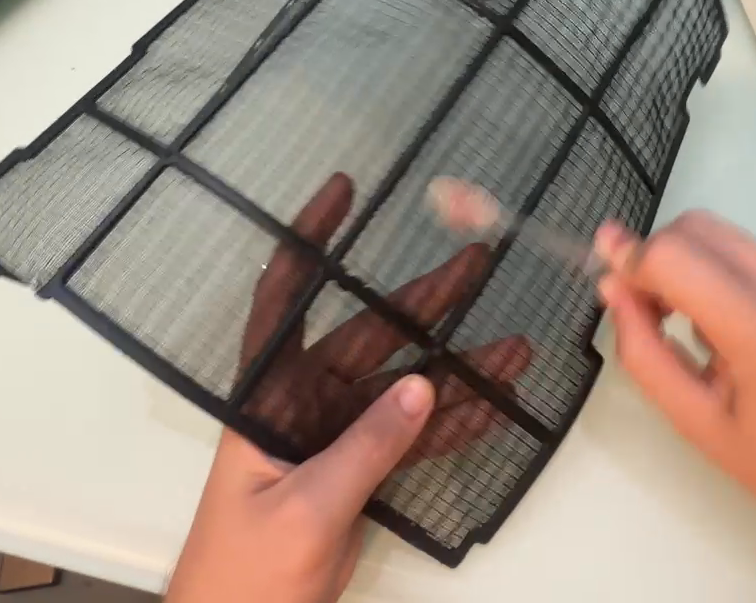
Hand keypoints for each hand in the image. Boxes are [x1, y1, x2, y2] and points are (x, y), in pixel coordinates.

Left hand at [166, 174, 532, 602]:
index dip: (309, 239)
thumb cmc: (241, 575)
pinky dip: (455, 425)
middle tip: (475, 264)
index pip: (284, 295)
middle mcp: (304, 397)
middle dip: (425, 301)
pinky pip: (415, 437)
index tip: (341, 191)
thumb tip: (419, 387)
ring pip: (407, 386)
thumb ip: (364, 447)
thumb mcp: (304, 508)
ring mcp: (338, 432)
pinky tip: (496, 405)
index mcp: (268, 392)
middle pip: (371, 334)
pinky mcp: (362, 467)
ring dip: (460, 369)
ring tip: (514, 347)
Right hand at [596, 213, 755, 601]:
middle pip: (697, 227)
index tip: (601, 270)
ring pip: (722, 236)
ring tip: (689, 328)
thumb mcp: (700, 426)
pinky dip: (720, 275)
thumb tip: (612, 288)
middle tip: (641, 306)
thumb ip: (644, 351)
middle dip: (655, 254)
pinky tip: (729, 330)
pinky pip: (750, 256)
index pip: (675, 256)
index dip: (628, 257)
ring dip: (687, 263)